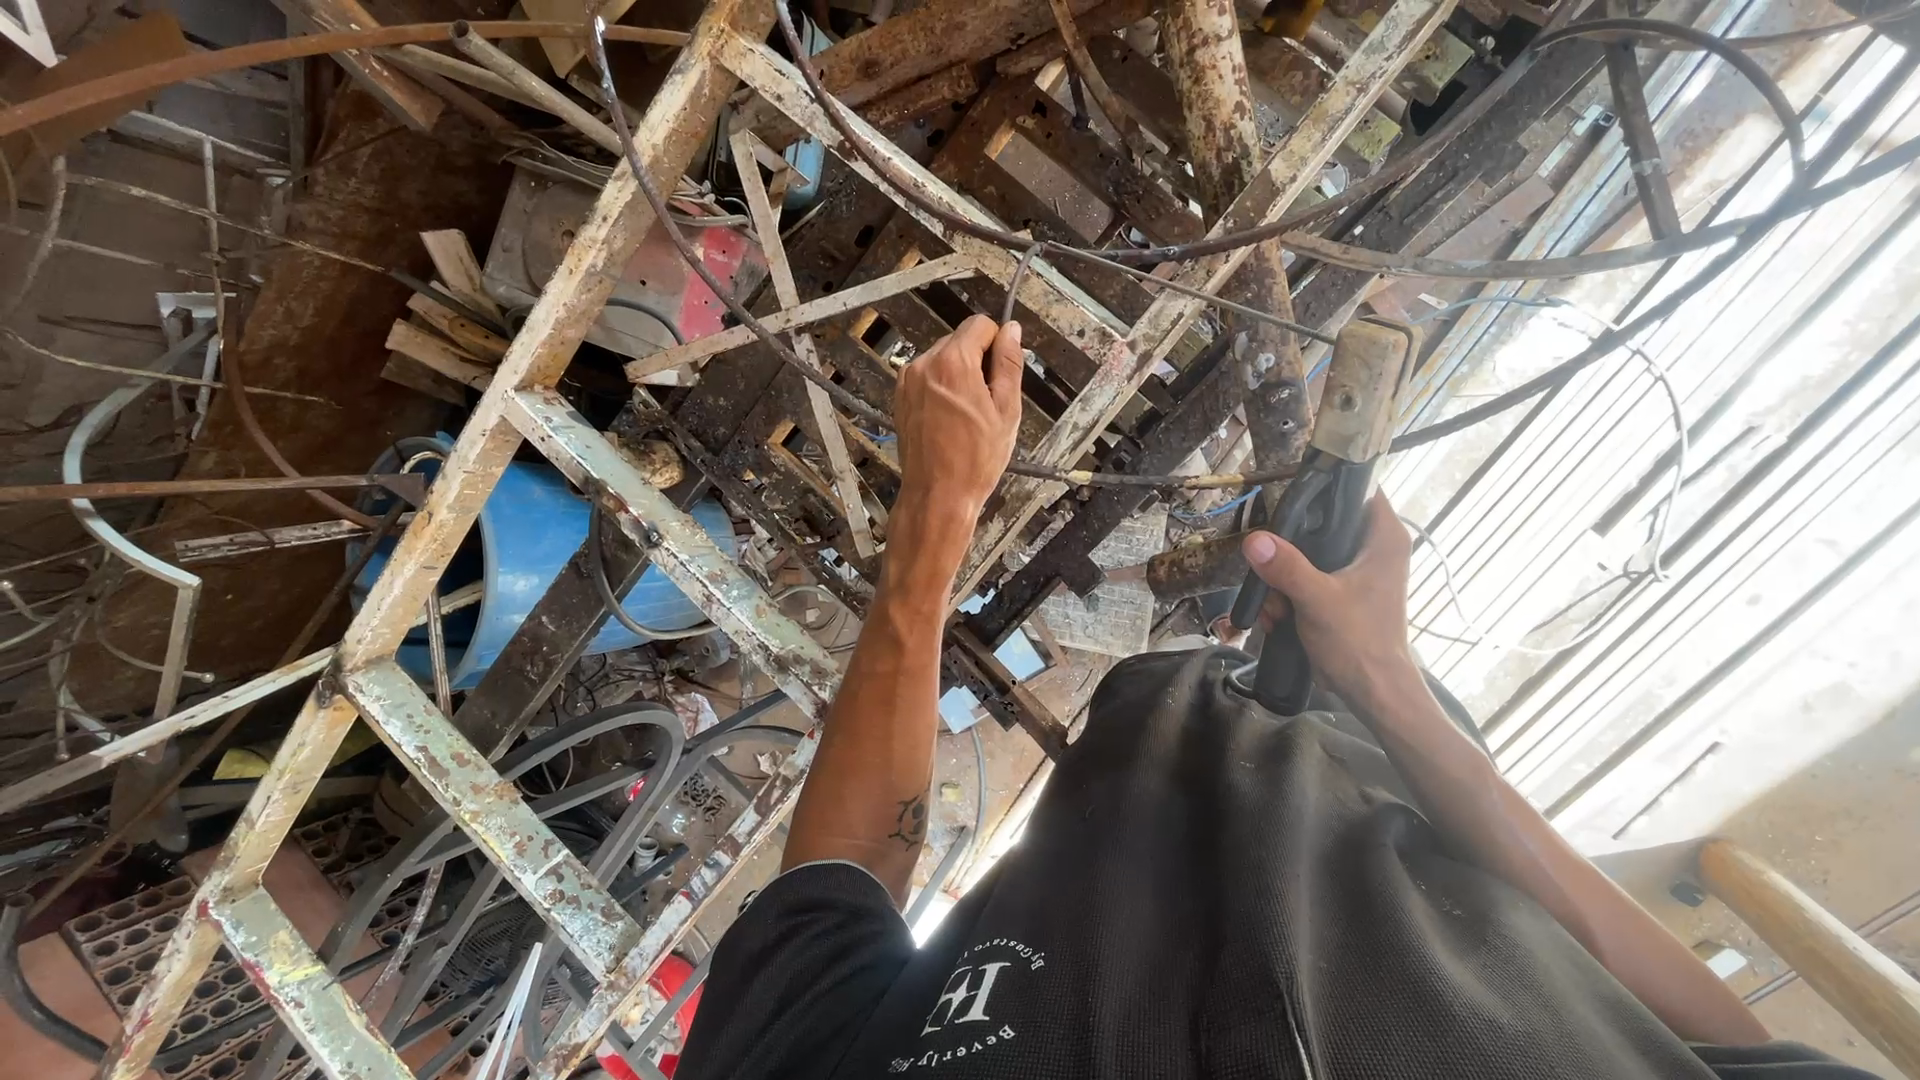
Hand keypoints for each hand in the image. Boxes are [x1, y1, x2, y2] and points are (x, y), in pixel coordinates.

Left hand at [894, 314, 1023, 515]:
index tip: (1001, 372)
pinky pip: (927, 377)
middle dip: (977, 361)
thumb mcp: (1006, 410)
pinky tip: (950, 419)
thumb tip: (1012, 330)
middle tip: (987, 401)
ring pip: (942, 359)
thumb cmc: (975, 459)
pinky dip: (941, 388)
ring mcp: (908, 381)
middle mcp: (924, 363)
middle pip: (959, 341)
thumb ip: (1009, 363)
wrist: (938, 494)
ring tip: (968, 414)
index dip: (997, 344)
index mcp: (954, 362)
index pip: (979, 325)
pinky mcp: (900, 397)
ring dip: (959, 375)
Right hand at [1240, 494, 1421, 712]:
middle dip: (1288, 550)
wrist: (1373, 693)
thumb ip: (1287, 567)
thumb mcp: (1317, 600)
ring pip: (1307, 555)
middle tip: (1271, 571)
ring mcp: (1355, 573)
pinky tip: (1277, 619)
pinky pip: (1305, 580)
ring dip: (1282, 580)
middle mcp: (1372, 549)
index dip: (1325, 486)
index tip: (1289, 498)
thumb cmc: (1359, 642)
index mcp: (1383, 539)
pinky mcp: (1340, 594)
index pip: (1358, 489)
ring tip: (1275, 608)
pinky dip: (1288, 597)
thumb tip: (1253, 539)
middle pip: (1320, 525)